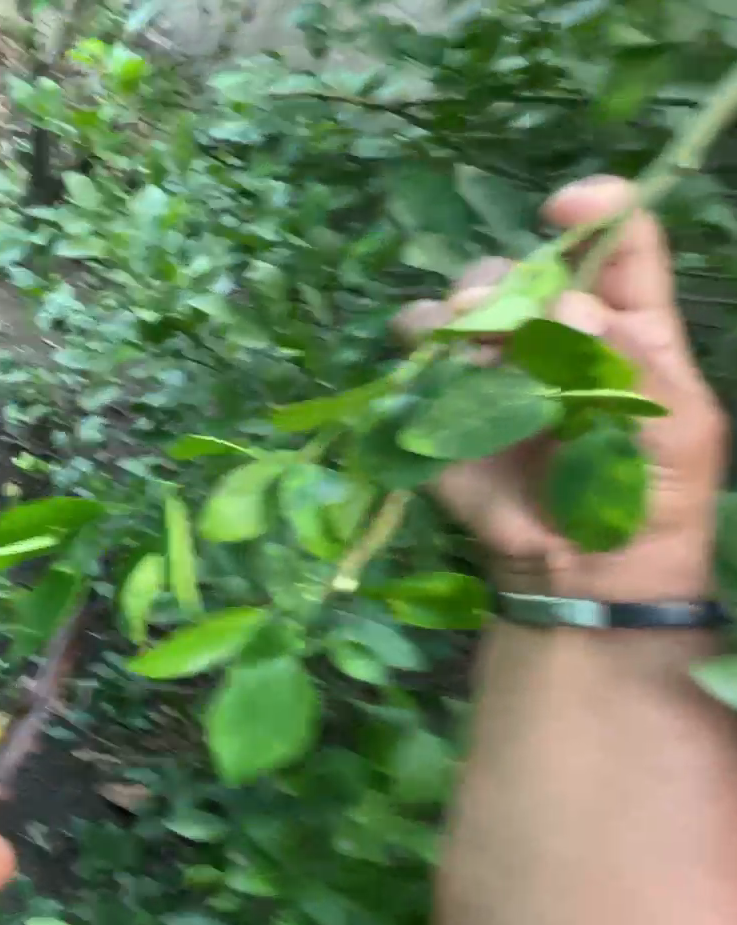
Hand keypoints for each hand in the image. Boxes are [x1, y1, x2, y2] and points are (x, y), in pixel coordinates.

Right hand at [396, 175, 726, 601]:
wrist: (574, 560)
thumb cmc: (643, 491)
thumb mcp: (672, 425)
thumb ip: (631, 363)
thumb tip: (566, 307)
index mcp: (620, 330)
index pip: (612, 251)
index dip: (594, 214)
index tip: (565, 205)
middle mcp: (542, 341)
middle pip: (511, 277)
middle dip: (500, 282)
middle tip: (492, 318)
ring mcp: (482, 375)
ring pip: (448, 314)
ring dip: (447, 315)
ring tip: (455, 342)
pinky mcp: (434, 411)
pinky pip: (410, 370)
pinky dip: (412, 361)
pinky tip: (425, 374)